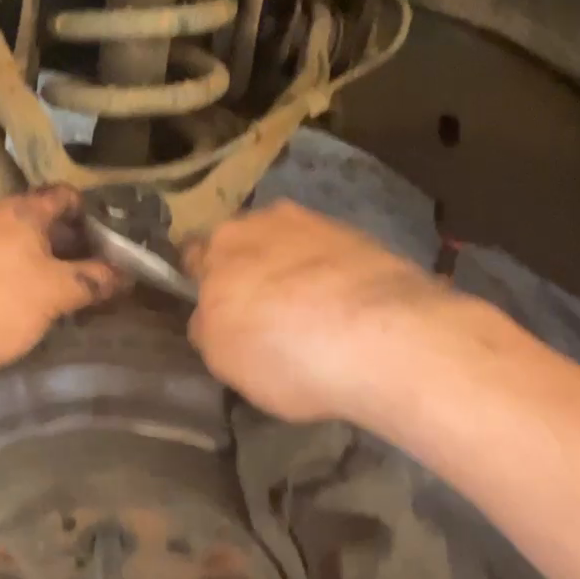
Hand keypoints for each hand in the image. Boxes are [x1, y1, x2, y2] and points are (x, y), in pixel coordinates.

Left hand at [0, 186, 126, 384]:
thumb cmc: (1, 305)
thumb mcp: (57, 292)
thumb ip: (94, 278)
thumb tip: (127, 273)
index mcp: (20, 210)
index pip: (65, 195)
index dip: (93, 212)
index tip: (116, 237)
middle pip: (46, 218)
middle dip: (76, 240)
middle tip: (104, 266)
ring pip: (25, 240)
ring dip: (53, 258)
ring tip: (78, 285)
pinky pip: (6, 257)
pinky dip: (28, 269)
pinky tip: (41, 296)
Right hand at [183, 201, 455, 423]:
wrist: (385, 338)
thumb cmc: (283, 350)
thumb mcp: (221, 357)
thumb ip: (207, 326)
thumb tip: (209, 316)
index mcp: (219, 244)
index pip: (194, 253)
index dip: (202, 281)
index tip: (214, 308)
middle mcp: (263, 221)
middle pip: (246, 244)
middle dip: (250, 270)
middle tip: (263, 314)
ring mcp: (318, 225)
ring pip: (292, 247)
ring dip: (295, 272)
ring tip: (314, 318)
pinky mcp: (365, 239)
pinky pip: (334, 261)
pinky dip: (334, 281)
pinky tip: (348, 318)